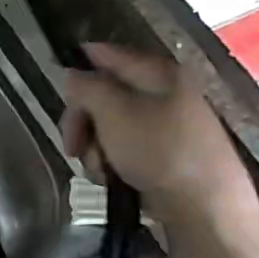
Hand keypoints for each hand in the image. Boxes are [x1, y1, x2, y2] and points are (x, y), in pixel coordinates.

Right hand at [59, 43, 249, 217]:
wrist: (201, 202)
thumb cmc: (158, 150)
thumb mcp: (114, 113)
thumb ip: (87, 88)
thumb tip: (70, 74)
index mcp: (158, 75)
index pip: (111, 55)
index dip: (82, 61)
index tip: (57, 75)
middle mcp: (163, 93)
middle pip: (104, 95)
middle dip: (82, 119)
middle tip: (72, 144)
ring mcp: (163, 124)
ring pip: (108, 125)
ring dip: (93, 146)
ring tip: (97, 167)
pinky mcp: (161, 151)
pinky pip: (121, 146)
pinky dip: (108, 160)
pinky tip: (109, 176)